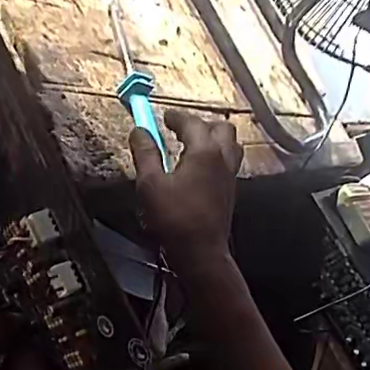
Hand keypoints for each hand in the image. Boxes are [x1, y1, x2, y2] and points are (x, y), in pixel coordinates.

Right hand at [129, 110, 241, 271]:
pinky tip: (200, 170)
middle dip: (200, 124)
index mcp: (204, 152)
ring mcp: (229, 177)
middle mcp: (222, 160)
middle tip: (180, 130)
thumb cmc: (175, 220)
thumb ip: (145, 154)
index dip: (176, 117)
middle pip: (220, 128)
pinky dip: (216, 157)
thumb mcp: (150, 184)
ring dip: (213, 139)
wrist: (201, 253)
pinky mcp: (229, 193)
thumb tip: (139, 131)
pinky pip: (229, 164)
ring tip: (193, 146)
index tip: (165, 116)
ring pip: (230, 145)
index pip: (191, 122)